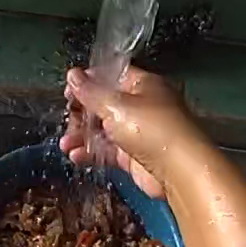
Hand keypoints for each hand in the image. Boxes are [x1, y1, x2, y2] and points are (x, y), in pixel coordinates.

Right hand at [61, 66, 202, 198]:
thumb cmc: (152, 129)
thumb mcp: (116, 105)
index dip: (88, 82)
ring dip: (82, 136)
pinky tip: (76, 156)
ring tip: (66, 144)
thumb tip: (73, 74)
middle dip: (82, 113)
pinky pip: (108, 151)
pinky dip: (91, 152)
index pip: (111, 76)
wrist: (179, 172)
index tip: (69, 91)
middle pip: (104, 104)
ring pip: (104, 130)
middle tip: (68, 119)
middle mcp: (142, 106)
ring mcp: (139, 132)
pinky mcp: (135, 157)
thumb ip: (90, 91)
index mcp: (143, 85)